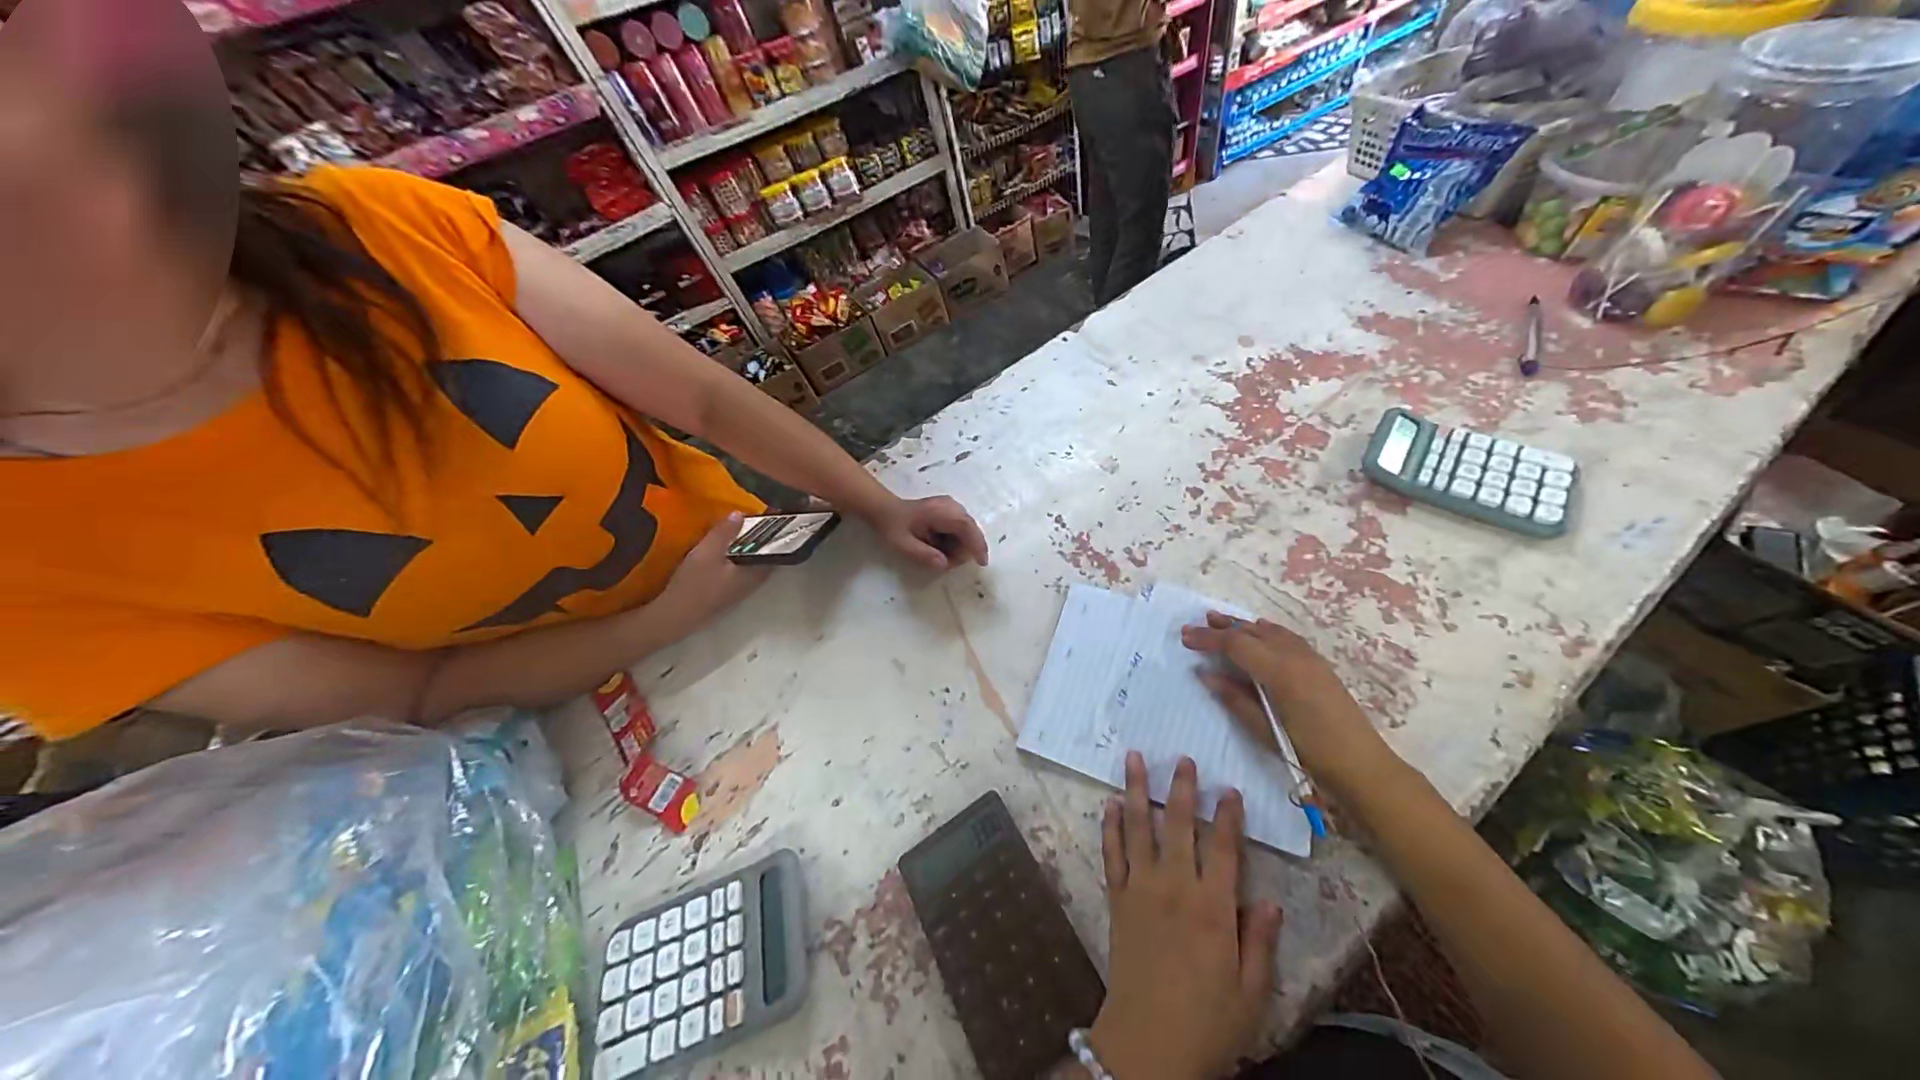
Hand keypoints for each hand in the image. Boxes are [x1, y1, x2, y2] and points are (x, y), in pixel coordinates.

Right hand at [653, 513, 770, 627]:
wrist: (674, 616)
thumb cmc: (695, 583)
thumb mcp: (708, 552)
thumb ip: (725, 532)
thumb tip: (740, 513)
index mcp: (755, 573)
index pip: (774, 550)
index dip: (774, 534)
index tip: (771, 517)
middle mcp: (752, 583)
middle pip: (762, 557)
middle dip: (760, 540)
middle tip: (754, 521)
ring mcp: (739, 591)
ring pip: (749, 565)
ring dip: (746, 550)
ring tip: (738, 531)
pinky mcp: (725, 595)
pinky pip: (737, 571)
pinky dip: (735, 559)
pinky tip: (723, 551)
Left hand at [867, 494, 988, 571]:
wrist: (886, 510)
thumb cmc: (893, 526)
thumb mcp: (903, 544)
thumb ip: (923, 554)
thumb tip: (944, 564)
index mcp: (941, 512)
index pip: (967, 528)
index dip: (977, 545)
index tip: (982, 562)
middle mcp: (952, 506)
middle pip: (971, 530)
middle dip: (964, 549)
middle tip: (944, 562)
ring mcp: (952, 507)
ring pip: (967, 531)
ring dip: (958, 546)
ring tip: (937, 553)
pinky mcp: (950, 511)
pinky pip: (960, 528)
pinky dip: (954, 541)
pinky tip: (939, 545)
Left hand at [1087, 752, 1280, 1079]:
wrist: (1147, 1044)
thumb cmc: (1208, 1022)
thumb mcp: (1251, 992)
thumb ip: (1260, 942)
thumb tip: (1272, 902)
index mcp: (1214, 908)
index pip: (1224, 849)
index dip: (1228, 817)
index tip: (1230, 789)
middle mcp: (1175, 888)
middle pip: (1177, 826)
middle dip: (1181, 788)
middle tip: (1182, 758)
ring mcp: (1141, 890)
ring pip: (1138, 829)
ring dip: (1136, 791)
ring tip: (1133, 758)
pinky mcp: (1117, 900)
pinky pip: (1112, 855)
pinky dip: (1110, 828)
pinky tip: (1109, 805)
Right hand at [1180, 613, 1392, 794]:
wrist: (1361, 764)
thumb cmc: (1309, 751)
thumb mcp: (1263, 729)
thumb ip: (1233, 698)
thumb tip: (1206, 673)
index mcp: (1279, 671)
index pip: (1235, 644)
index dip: (1208, 639)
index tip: (1185, 638)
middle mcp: (1294, 655)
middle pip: (1250, 632)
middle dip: (1220, 628)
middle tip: (1193, 628)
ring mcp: (1310, 657)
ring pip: (1269, 630)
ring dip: (1242, 626)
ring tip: (1218, 622)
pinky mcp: (1319, 664)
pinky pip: (1286, 637)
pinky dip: (1265, 631)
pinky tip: (1258, 632)